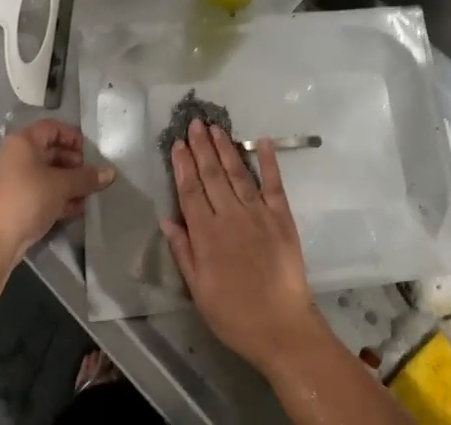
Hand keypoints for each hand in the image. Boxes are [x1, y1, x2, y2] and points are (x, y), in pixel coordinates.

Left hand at [0, 119, 113, 264]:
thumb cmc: (29, 198)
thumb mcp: (62, 185)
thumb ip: (86, 177)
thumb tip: (110, 173)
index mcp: (22, 141)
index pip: (52, 128)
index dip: (73, 137)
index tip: (89, 153)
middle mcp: (14, 155)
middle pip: (49, 151)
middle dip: (73, 163)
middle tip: (89, 175)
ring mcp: (12, 179)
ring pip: (46, 173)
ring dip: (68, 181)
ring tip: (87, 193)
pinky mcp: (14, 200)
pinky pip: (40, 190)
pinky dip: (57, 195)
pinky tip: (76, 207)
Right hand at [161, 120, 325, 371]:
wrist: (281, 327)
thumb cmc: (234, 314)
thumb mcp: (198, 290)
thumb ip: (183, 252)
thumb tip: (167, 219)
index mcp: (206, 235)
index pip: (190, 192)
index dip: (183, 166)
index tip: (177, 144)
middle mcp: (230, 217)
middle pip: (212, 175)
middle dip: (202, 147)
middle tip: (195, 122)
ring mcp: (258, 214)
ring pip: (238, 173)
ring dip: (226, 148)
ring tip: (216, 128)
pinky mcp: (282, 218)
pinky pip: (274, 184)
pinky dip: (268, 161)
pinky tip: (262, 141)